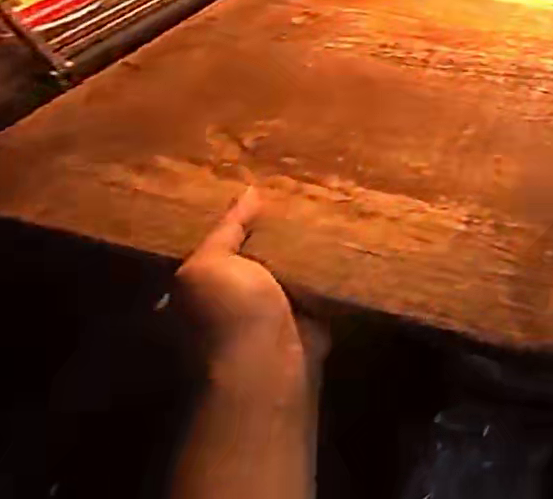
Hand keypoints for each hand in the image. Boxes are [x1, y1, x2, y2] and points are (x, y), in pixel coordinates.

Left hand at [176, 187, 329, 382]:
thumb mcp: (211, 264)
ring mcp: (275, 307)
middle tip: (307, 190)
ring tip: (333, 202)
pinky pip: (321, 278)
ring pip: (293, 263)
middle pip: (260, 251)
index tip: (268, 188)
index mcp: (205, 287)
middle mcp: (236, 298)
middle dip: (280, 227)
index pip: (222, 244)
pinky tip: (347, 233)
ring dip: (310, 243)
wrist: (268, 363)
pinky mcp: (310, 312)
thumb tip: (248, 191)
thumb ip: (227, 229)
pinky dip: (331, 262)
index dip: (241, 218)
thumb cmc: (230, 313)